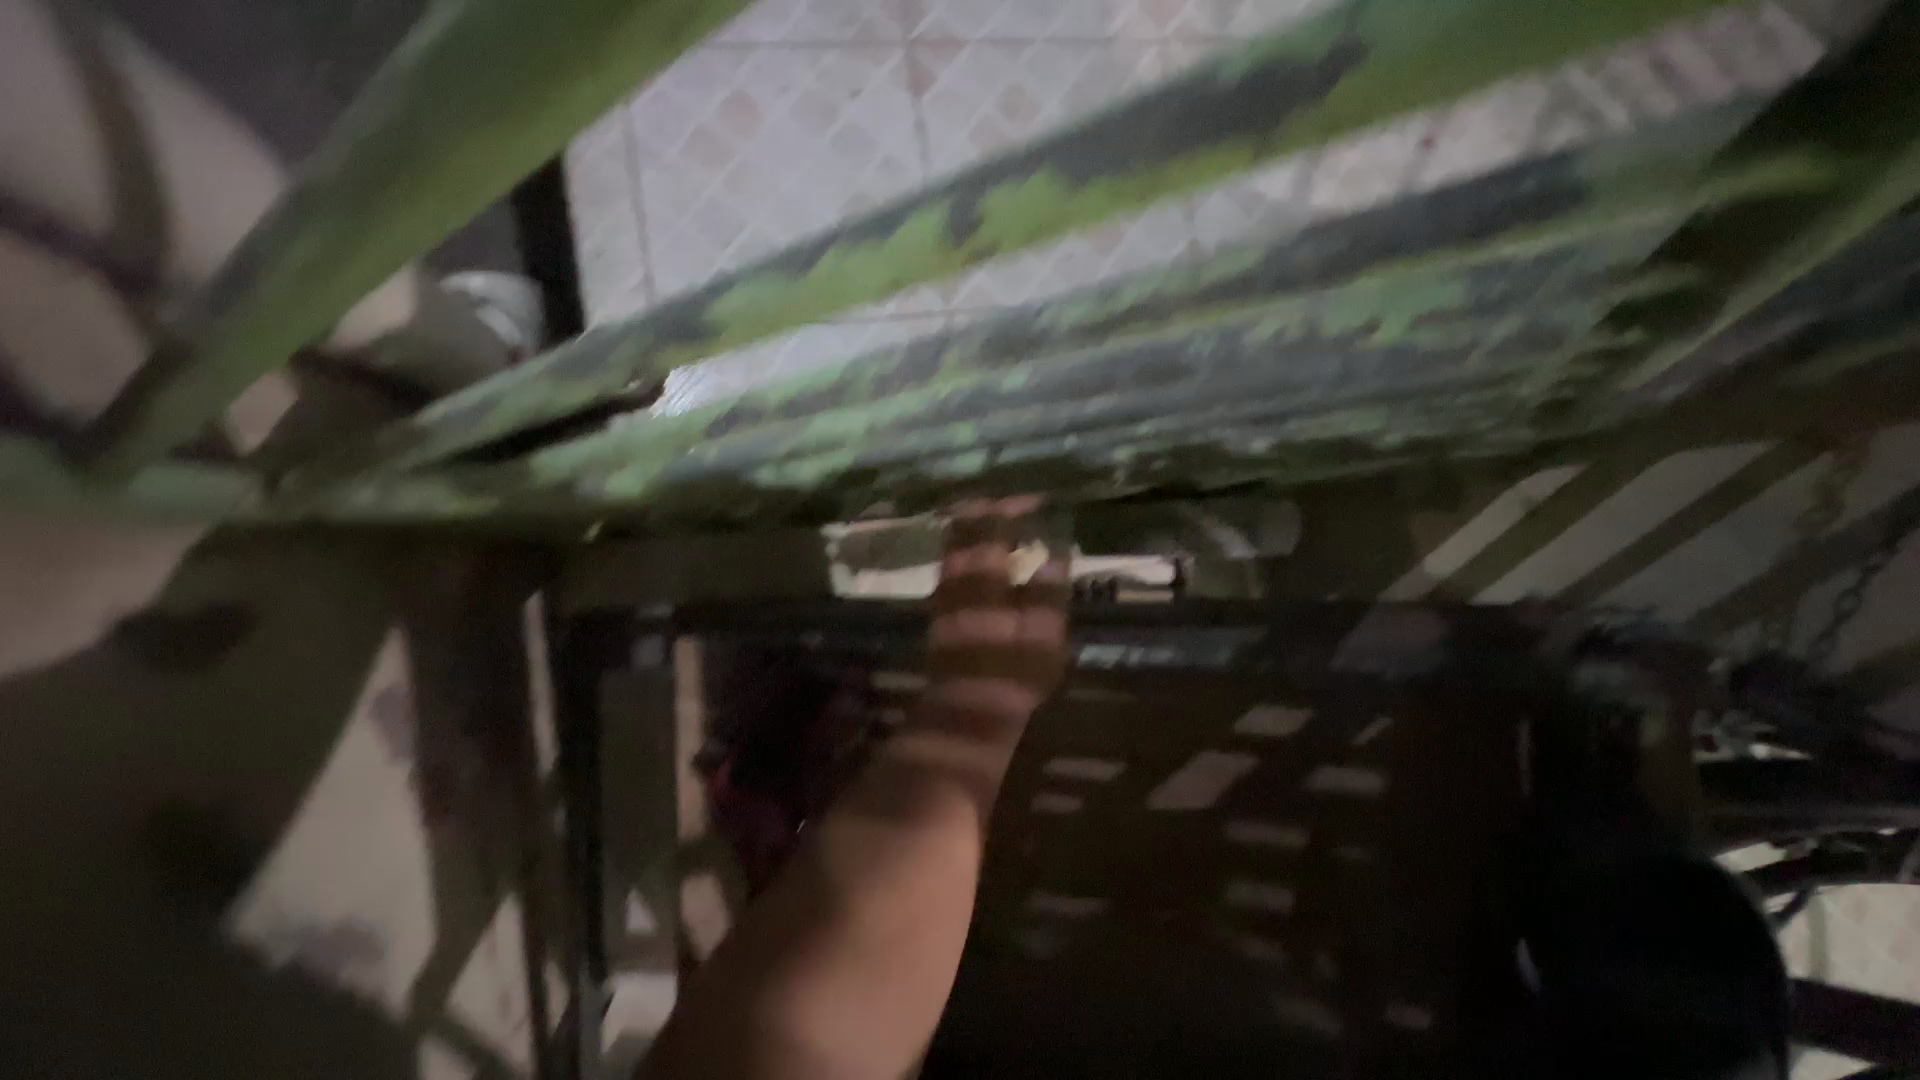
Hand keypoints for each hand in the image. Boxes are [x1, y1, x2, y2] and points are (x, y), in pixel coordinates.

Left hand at [920, 497, 1070, 741]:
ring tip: (995, 524)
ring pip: (953, 547)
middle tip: (1009, 503)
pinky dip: (966, 552)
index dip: (1012, 507)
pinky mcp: (939, 613)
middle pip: (963, 530)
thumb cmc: (1013, 671)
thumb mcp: (1044, 633)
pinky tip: (980, 559)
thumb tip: (1055, 554)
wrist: (967, 710)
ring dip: (972, 531)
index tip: (1035, 500)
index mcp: (985, 575)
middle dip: (985, 511)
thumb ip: (1048, 591)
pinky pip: (951, 567)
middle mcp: (958, 577)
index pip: (993, 525)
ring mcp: (944, 595)